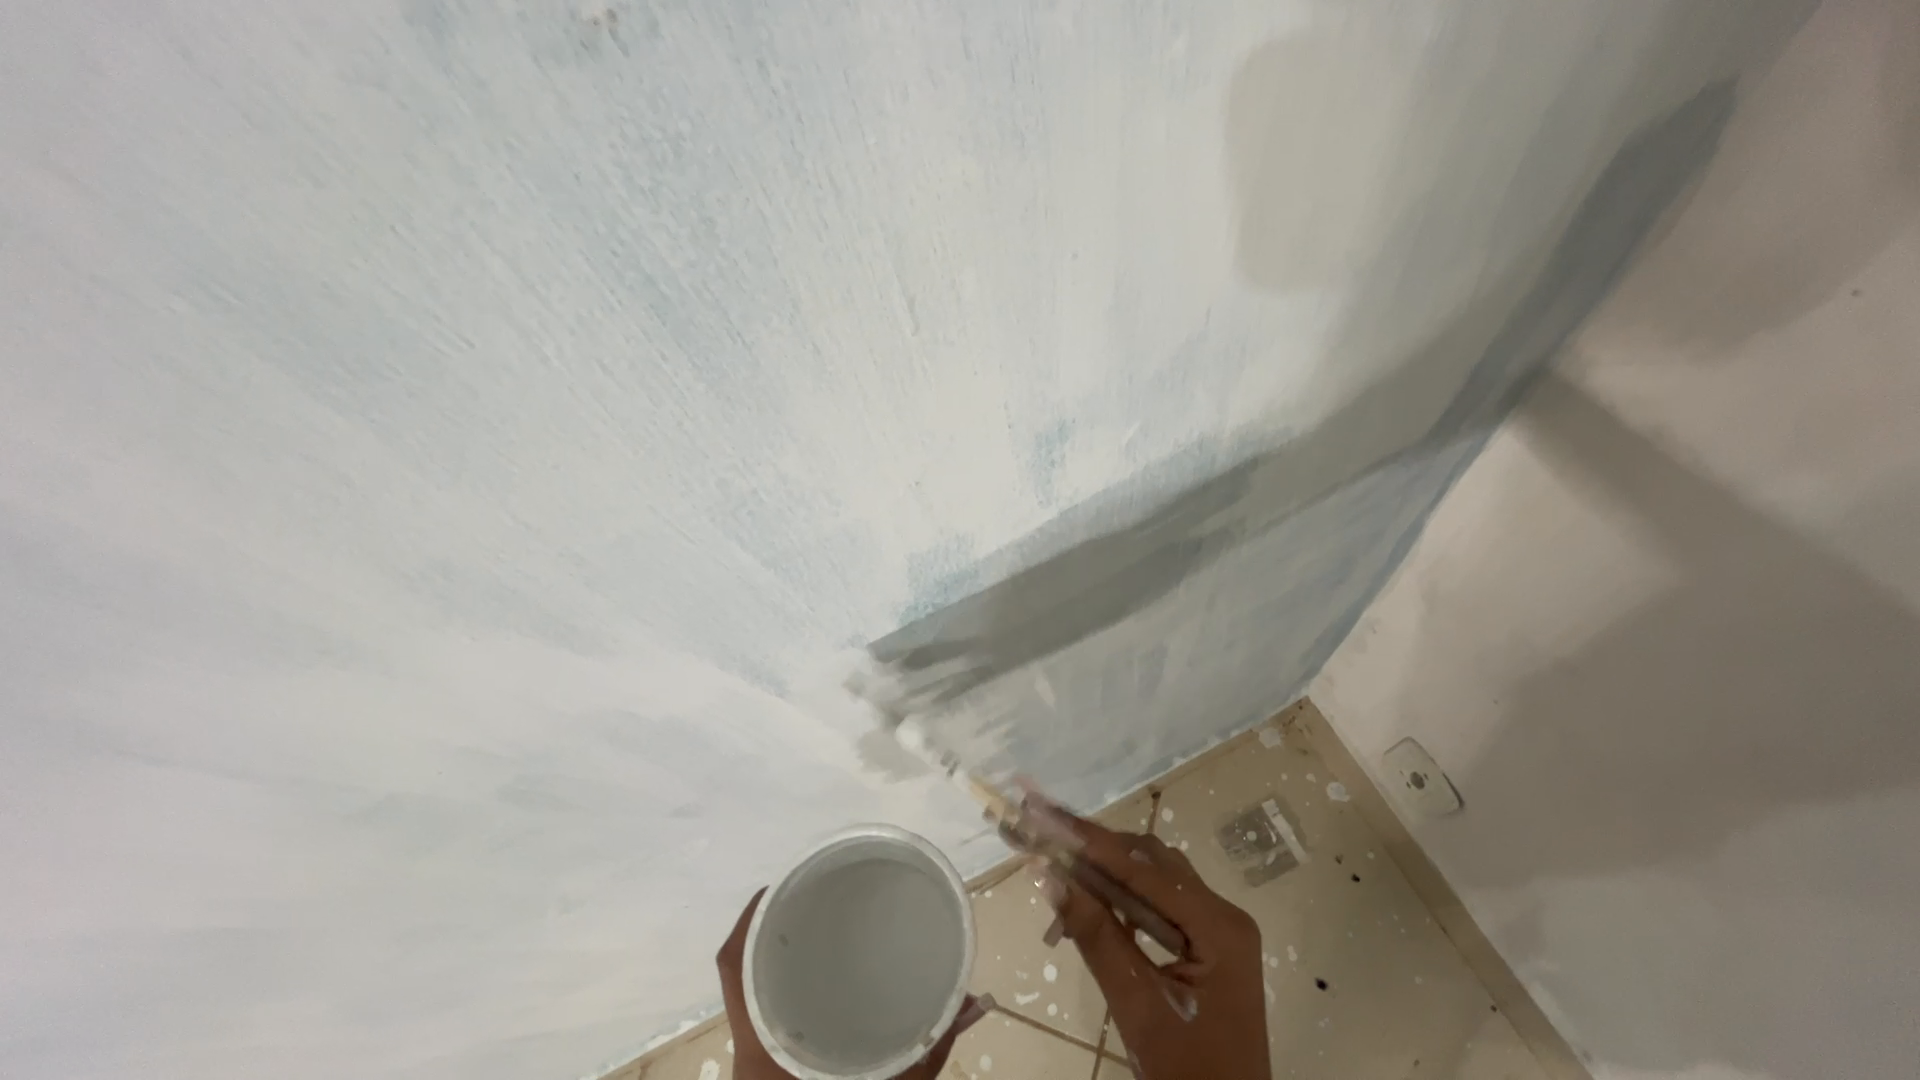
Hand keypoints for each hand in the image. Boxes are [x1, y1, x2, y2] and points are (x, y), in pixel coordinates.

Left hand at [716, 889, 988, 1079]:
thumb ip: (930, 1048)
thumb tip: (976, 1001)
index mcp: (760, 1045)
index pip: (733, 965)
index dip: (750, 917)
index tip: (784, 883)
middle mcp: (747, 1049)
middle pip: (741, 972)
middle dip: (772, 932)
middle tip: (816, 901)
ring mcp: (752, 1061)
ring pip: (750, 996)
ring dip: (776, 961)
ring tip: (818, 929)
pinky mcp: (764, 1071)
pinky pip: (763, 1019)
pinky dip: (785, 993)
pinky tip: (819, 985)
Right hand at [1041, 812, 1271, 1079]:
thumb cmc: (1186, 1069)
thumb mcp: (1136, 1003)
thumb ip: (1096, 935)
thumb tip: (1048, 875)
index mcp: (1218, 926)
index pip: (1142, 868)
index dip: (1089, 840)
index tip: (1045, 814)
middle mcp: (1224, 914)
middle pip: (1151, 862)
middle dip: (1095, 847)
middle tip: (1044, 834)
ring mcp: (1219, 928)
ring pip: (1154, 877)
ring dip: (1106, 871)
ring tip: (1058, 861)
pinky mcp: (1208, 943)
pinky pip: (1160, 904)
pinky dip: (1123, 897)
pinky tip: (1091, 900)